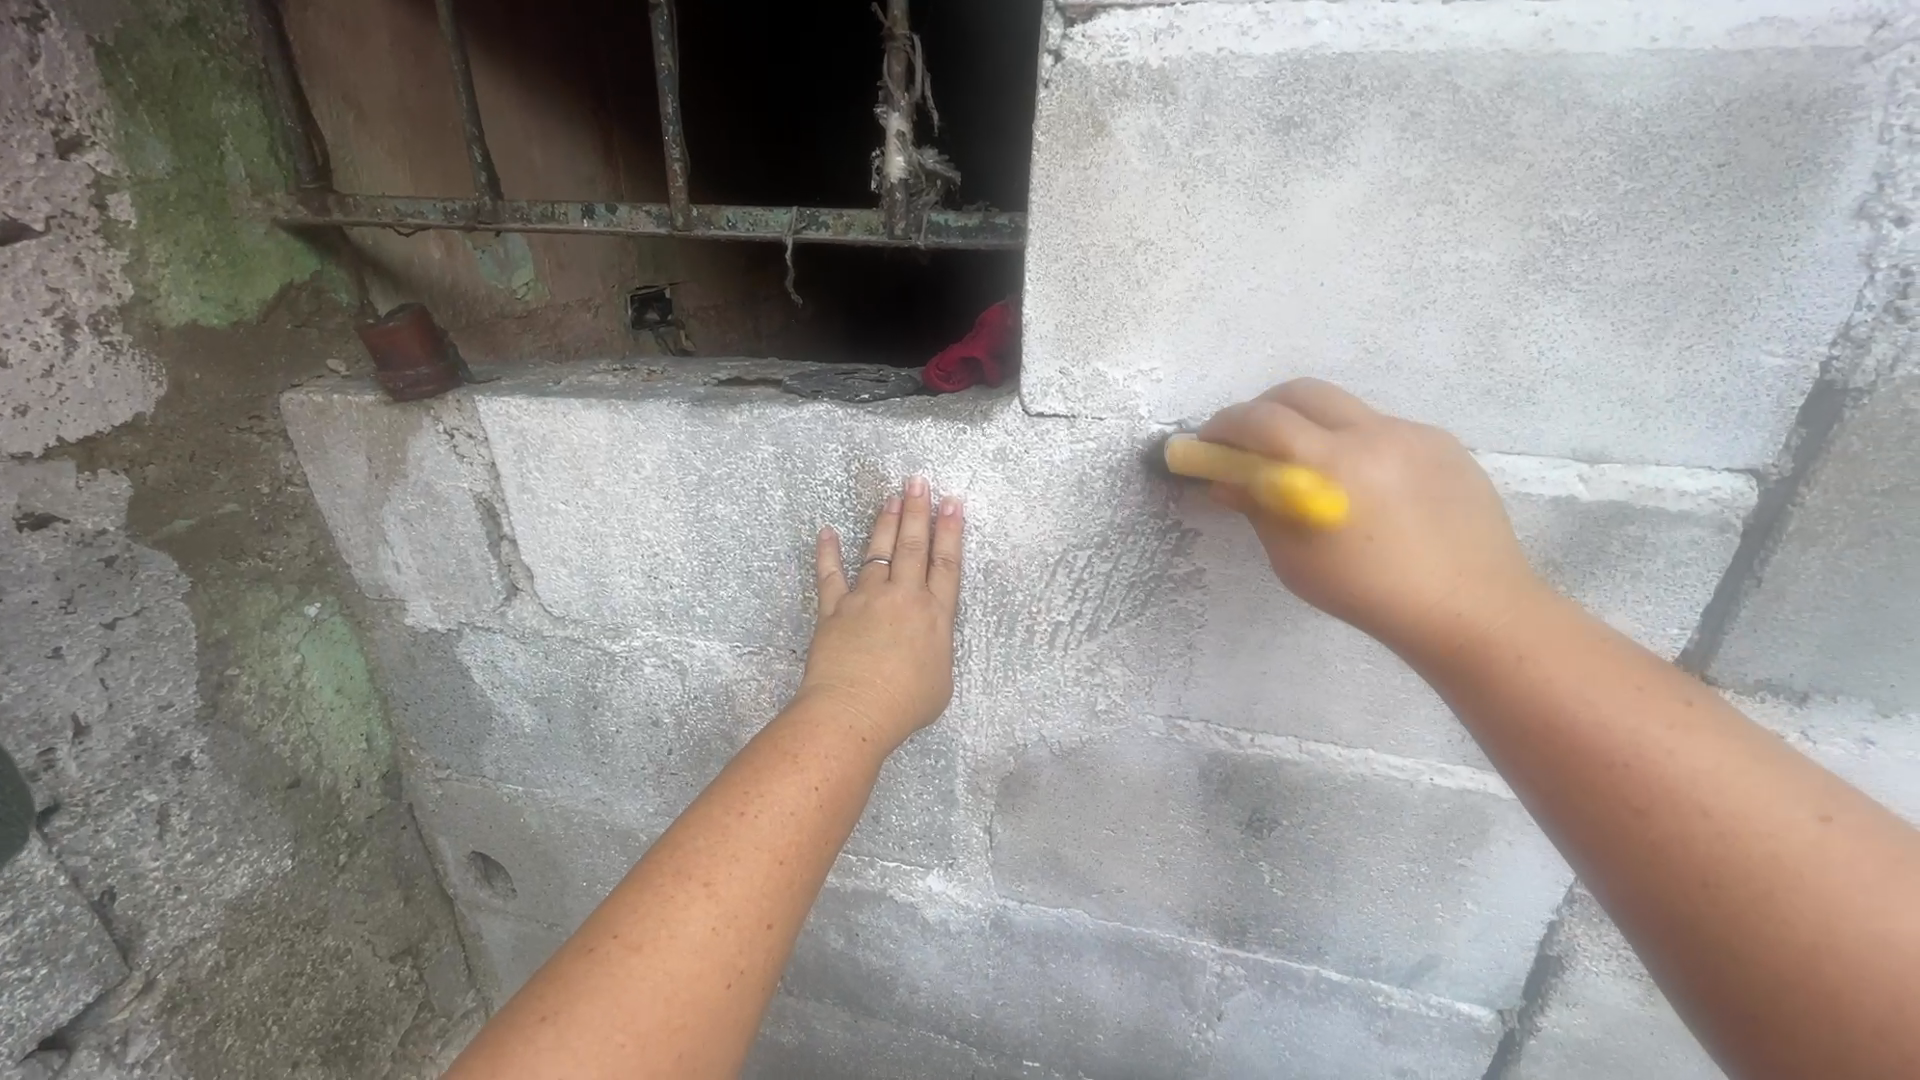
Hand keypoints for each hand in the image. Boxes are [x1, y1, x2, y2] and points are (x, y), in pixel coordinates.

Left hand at [798, 476, 963, 748]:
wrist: (854, 710)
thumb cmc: (904, 704)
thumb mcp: (941, 681)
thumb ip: (937, 651)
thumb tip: (928, 641)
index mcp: (935, 616)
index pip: (946, 563)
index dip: (951, 531)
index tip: (952, 503)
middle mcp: (903, 597)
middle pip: (913, 546)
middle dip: (918, 511)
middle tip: (919, 481)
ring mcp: (867, 599)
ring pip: (877, 551)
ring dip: (885, 522)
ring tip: (891, 497)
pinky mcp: (834, 609)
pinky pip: (830, 574)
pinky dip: (828, 552)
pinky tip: (828, 532)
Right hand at [1199, 379, 1545, 653]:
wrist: (1472, 607)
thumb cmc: (1368, 593)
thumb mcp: (1294, 559)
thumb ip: (1258, 508)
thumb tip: (1226, 480)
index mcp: (1330, 464)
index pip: (1260, 419)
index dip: (1225, 424)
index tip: (1208, 442)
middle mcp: (1372, 432)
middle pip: (1301, 391)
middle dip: (1264, 409)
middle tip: (1250, 443)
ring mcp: (1413, 433)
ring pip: (1345, 408)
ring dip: (1312, 426)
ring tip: (1312, 472)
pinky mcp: (1443, 443)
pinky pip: (1384, 430)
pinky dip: (1356, 445)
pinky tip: (1365, 489)